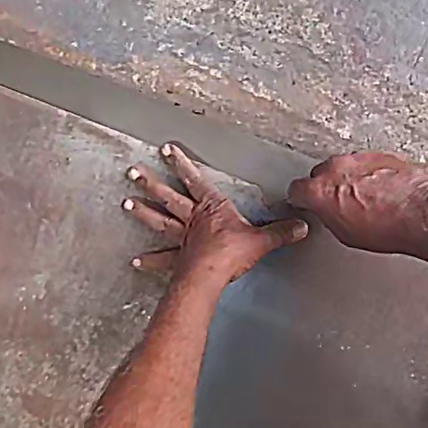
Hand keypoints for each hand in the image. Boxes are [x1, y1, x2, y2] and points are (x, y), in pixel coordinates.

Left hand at [123, 143, 308, 286]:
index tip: (167, 150)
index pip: (195, 180)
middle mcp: (193, 219)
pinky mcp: (178, 260)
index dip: (182, 164)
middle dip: (151, 184)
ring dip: (143, 211)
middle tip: (133, 172)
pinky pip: (162, 258)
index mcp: (212, 208)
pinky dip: (150, 259)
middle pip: (169, 197)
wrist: (210, 277)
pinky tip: (136, 260)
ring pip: (159, 221)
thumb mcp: (261, 240)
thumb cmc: (231, 254)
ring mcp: (183, 239)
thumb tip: (301, 227)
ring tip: (126, 202)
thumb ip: (281, 232)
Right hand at [286, 152, 427, 254]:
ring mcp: (358, 158)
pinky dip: (371, 173)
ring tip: (366, 199)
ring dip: (350, 179)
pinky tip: (381, 190)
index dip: (302, 199)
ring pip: (344, 166)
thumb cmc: (387, 227)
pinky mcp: (379, 154)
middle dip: (327, 187)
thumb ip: (329, 216)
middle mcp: (335, 168)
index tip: (306, 202)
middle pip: (320, 174)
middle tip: (341, 204)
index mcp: (320, 190)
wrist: (419, 213)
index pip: (297, 190)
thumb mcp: (345, 234)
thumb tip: (330, 213)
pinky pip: (367, 163)